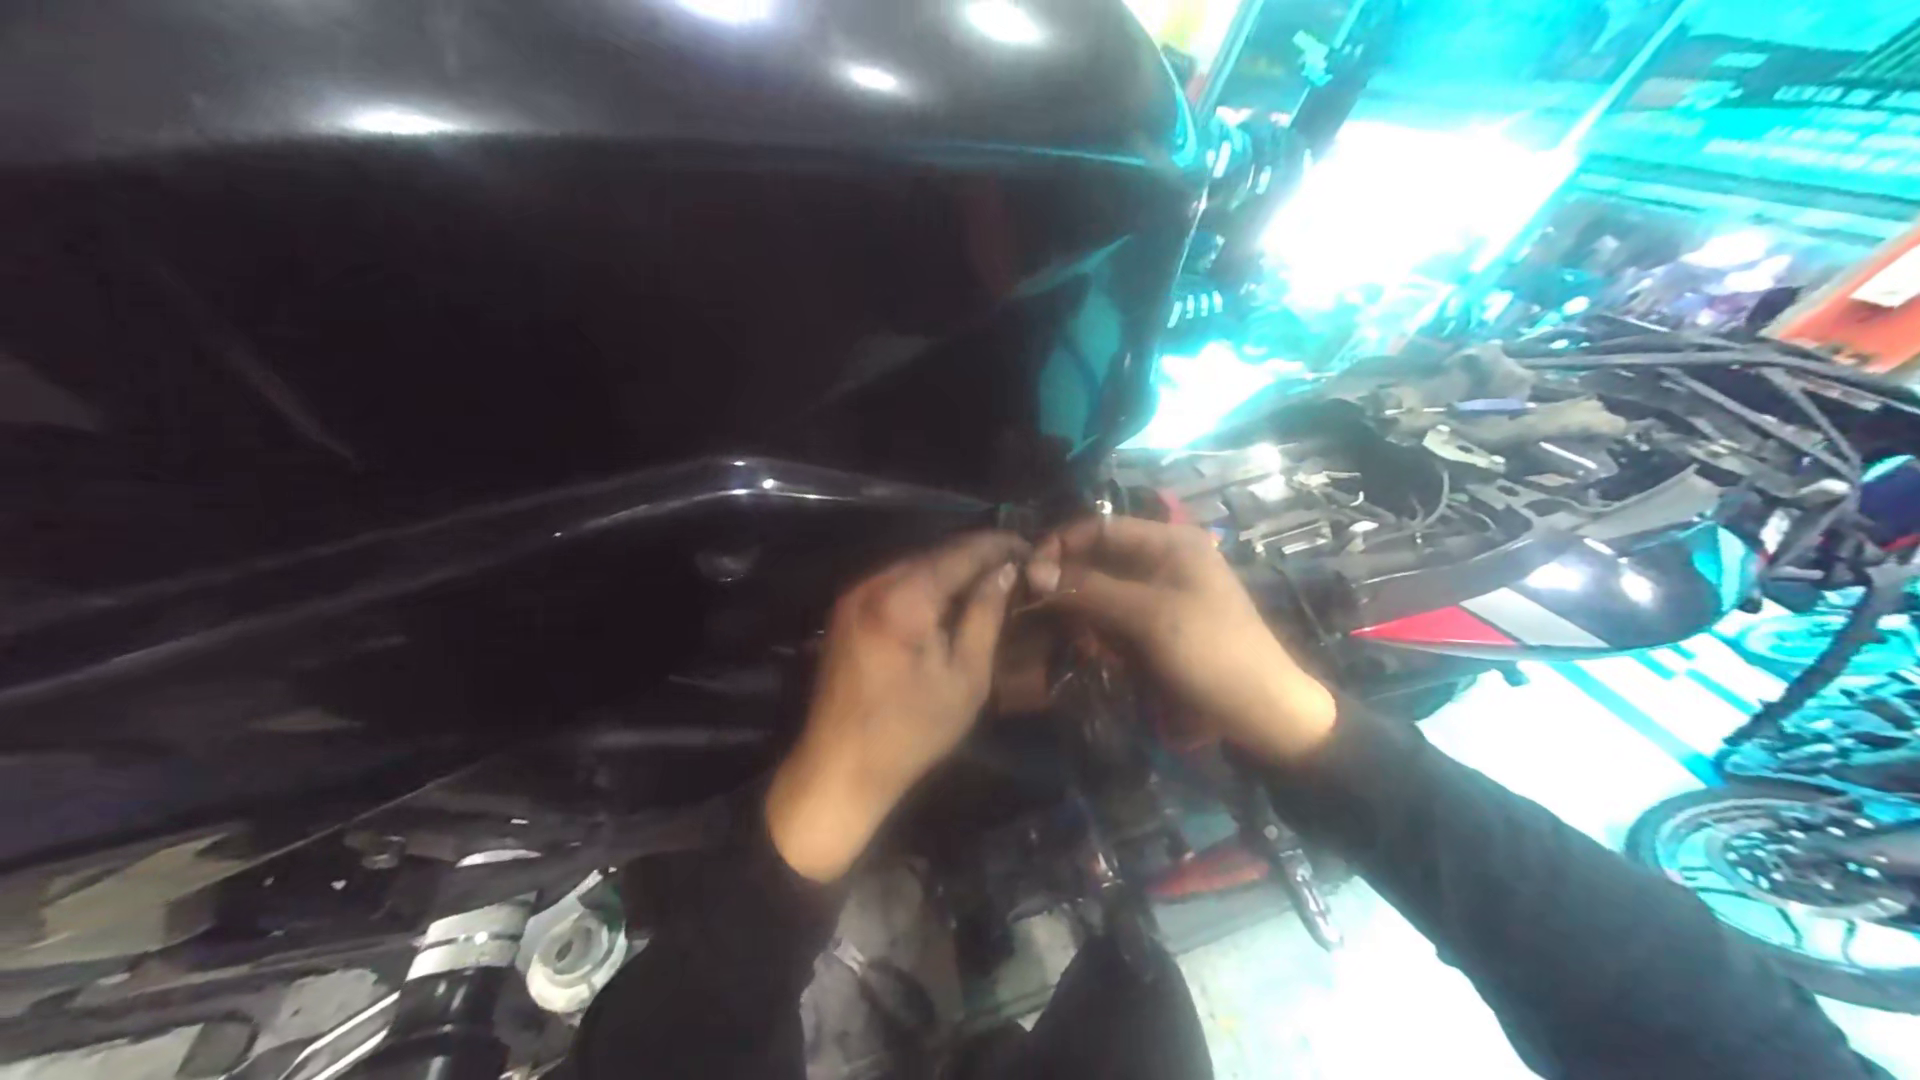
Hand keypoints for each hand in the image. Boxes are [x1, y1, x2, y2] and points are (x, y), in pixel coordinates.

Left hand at [766, 531, 1028, 881]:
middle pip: (934, 553)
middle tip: (1014, 564)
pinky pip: (894, 581)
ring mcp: (854, 594)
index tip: (1030, 547)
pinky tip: (949, 597)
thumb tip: (1005, 571)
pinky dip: (925, 582)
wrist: (840, 767)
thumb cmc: (912, 731)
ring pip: (913, 564)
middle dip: (975, 555)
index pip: (960, 552)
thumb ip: (985, 615)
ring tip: (989, 578)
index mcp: (903, 598)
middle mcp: (873, 583)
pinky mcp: (846, 610)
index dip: (997, 546)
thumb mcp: (966, 676)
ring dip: (951, 567)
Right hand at [1026, 516, 1335, 762]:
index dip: (1061, 545)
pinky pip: (1113, 616)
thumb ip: (1088, 589)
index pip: (1099, 527)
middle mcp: (1162, 559)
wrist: (1261, 712)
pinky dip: (1098, 630)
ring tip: (1075, 638)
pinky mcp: (1155, 624)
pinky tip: (1096, 651)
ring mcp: (1159, 593)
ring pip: (1100, 590)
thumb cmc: (1209, 652)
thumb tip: (1032, 570)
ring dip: (1081, 611)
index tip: (1027, 573)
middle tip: (1039, 609)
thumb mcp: (1147, 616)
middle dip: (1068, 582)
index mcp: (1169, 542)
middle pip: (1097, 558)